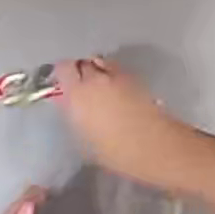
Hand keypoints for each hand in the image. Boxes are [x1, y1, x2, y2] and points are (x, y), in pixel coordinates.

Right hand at [52, 58, 191, 186]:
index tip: (60, 82)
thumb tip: (68, 102)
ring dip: (95, 69)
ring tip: (96, 84)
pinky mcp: (134, 77)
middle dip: (78, 70)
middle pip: (82, 62)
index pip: (63, 69)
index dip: (61, 73)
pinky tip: (113, 87)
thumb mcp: (85, 138)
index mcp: (78, 93)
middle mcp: (96, 78)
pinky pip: (115, 68)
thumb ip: (75, 113)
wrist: (153, 145)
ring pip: (100, 62)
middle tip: (78, 84)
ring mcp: (116, 75)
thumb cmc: (114, 151)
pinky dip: (110, 73)